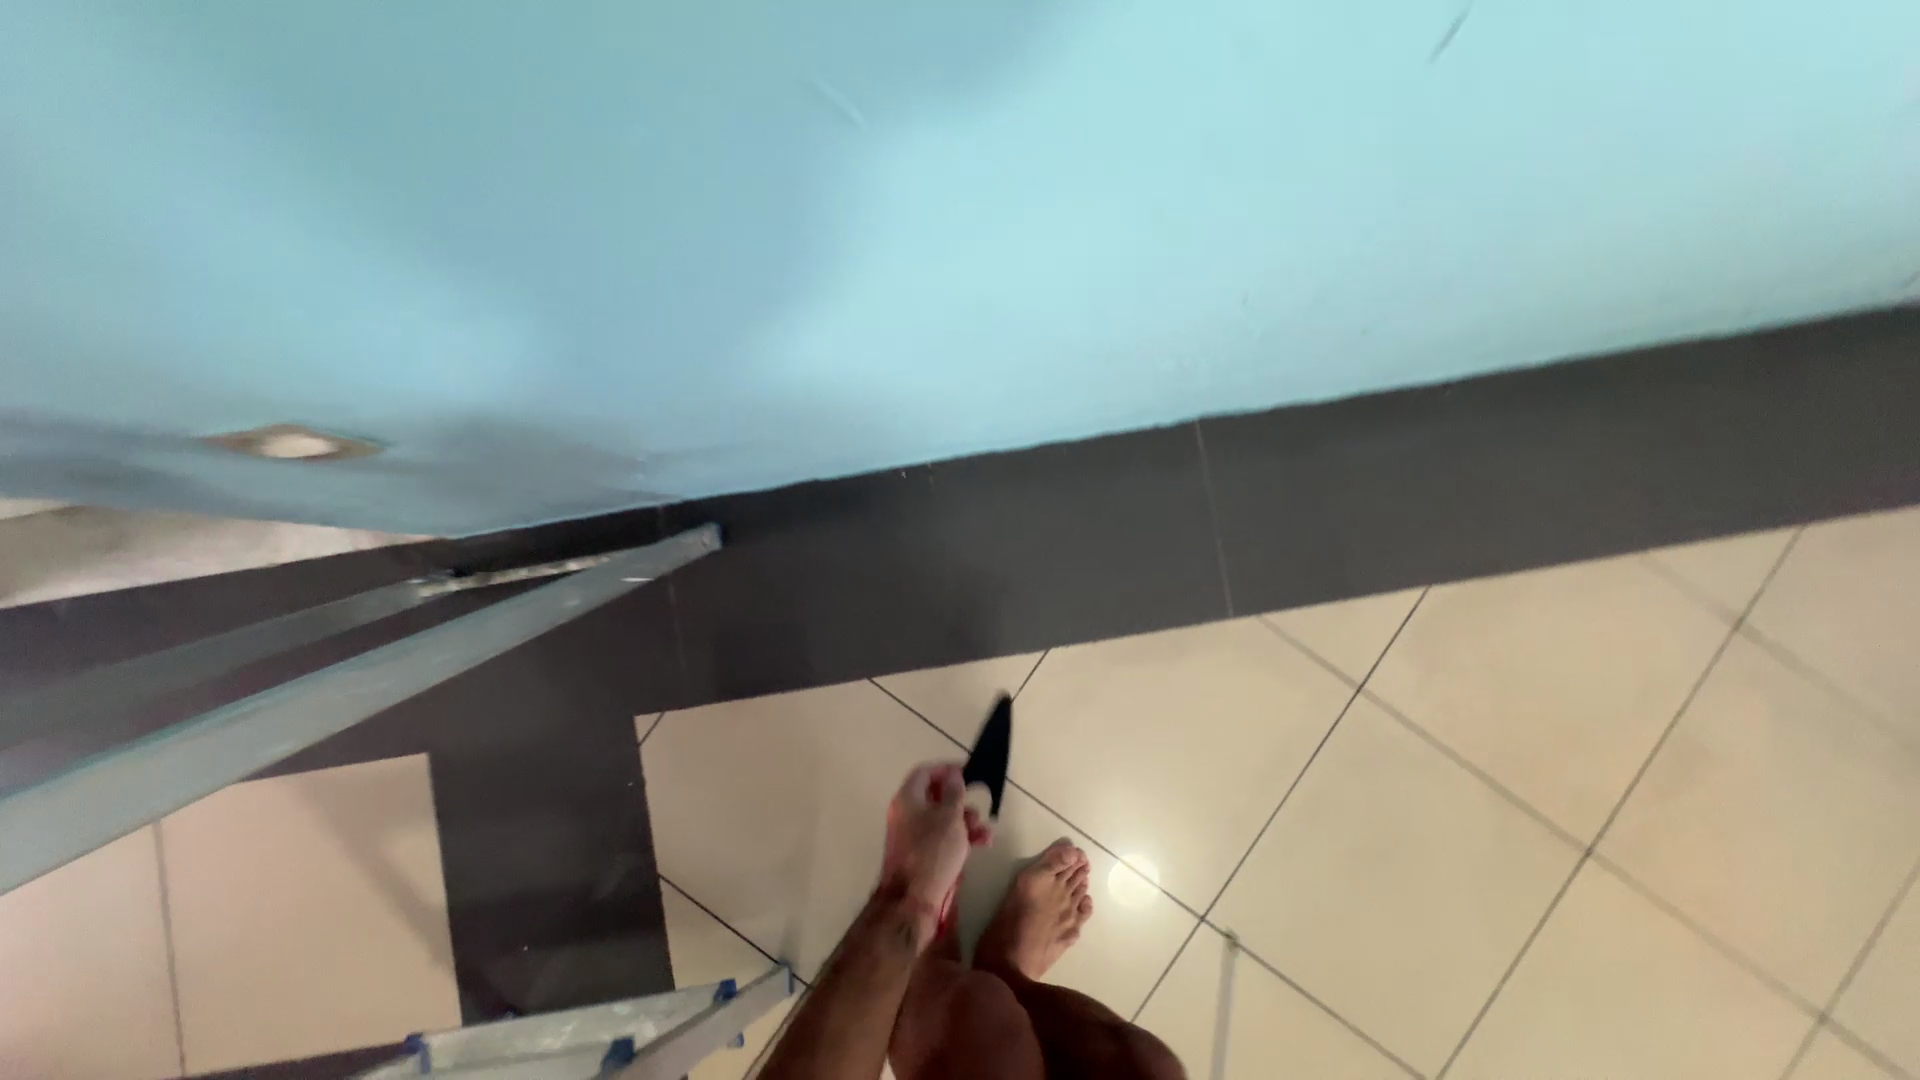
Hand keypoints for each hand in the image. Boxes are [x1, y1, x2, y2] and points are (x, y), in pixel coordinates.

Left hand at [879, 762, 992, 929]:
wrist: (913, 900)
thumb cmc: (933, 851)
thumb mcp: (950, 817)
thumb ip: (954, 793)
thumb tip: (953, 775)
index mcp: (907, 799)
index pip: (925, 772)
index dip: (946, 769)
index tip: (968, 773)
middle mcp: (906, 814)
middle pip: (935, 797)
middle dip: (961, 801)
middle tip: (977, 807)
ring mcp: (912, 837)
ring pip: (942, 820)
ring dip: (966, 822)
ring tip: (985, 832)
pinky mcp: (921, 856)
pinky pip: (942, 839)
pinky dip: (960, 838)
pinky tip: (981, 844)